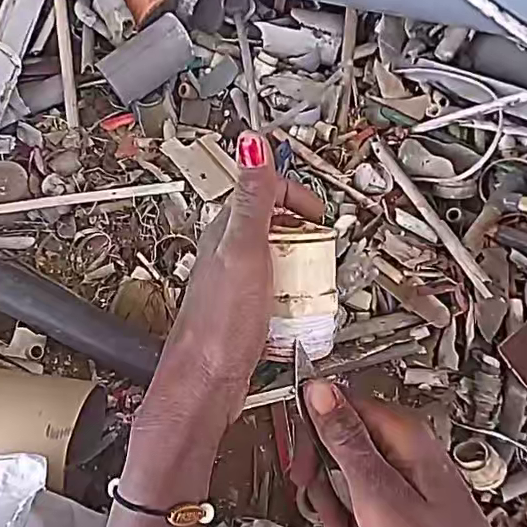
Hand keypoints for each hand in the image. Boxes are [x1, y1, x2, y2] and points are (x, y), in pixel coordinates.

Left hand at [146, 133, 324, 425]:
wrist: (206, 383)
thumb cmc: (218, 324)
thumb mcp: (242, 250)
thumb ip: (252, 198)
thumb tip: (252, 143)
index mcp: (225, 232)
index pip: (263, 192)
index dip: (296, 196)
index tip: (320, 214)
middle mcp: (227, 255)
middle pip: (274, 226)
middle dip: (305, 234)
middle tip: (320, 250)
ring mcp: (236, 285)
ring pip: (277, 261)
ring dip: (300, 267)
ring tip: (312, 281)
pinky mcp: (245, 312)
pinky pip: (276, 294)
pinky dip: (293, 297)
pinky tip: (296, 310)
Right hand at [301, 380, 526, 526]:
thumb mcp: (376, 497)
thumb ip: (344, 439)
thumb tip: (319, 390)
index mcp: (404, 435)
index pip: (338, 405)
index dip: (311, 438)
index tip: (303, 469)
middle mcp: (409, 451)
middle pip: (341, 448)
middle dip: (327, 489)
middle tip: (331, 517)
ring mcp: (411, 481)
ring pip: (350, 483)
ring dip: (341, 520)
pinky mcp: (410, 510)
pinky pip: (367, 509)